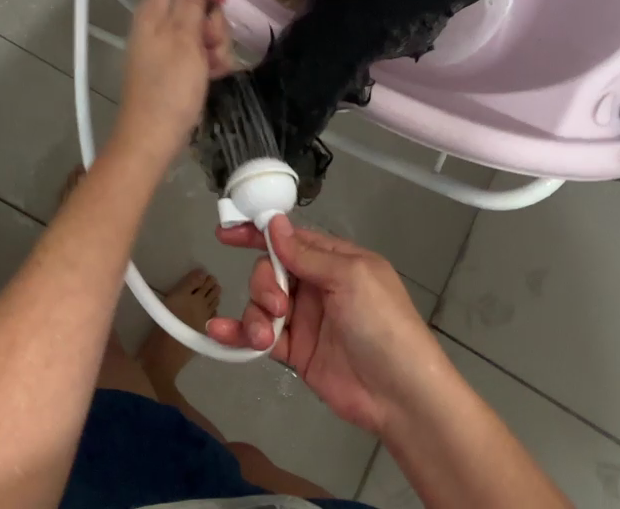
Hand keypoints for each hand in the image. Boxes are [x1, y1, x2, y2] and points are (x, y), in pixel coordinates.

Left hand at [112, 0, 235, 156]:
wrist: (154, 139)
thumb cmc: (169, 88)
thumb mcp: (185, 38)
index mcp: (154, 10)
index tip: (219, 0)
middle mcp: (159, 23)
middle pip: (198, 2)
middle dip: (214, 21)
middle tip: (208, 43)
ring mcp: (169, 45)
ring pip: (205, 28)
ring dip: (217, 45)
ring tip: (210, 67)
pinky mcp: (179, 65)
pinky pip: (203, 51)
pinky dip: (212, 61)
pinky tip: (212, 77)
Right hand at [207, 216, 442, 434]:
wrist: (400, 395)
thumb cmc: (383, 324)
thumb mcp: (351, 279)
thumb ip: (307, 255)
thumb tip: (274, 222)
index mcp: (335, 260)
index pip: (291, 239)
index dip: (259, 233)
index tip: (227, 234)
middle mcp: (317, 285)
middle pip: (271, 270)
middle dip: (264, 284)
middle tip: (278, 306)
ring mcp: (305, 319)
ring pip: (262, 303)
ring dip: (254, 314)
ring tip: (264, 336)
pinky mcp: (296, 351)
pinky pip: (259, 335)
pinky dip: (237, 333)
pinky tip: (218, 333)